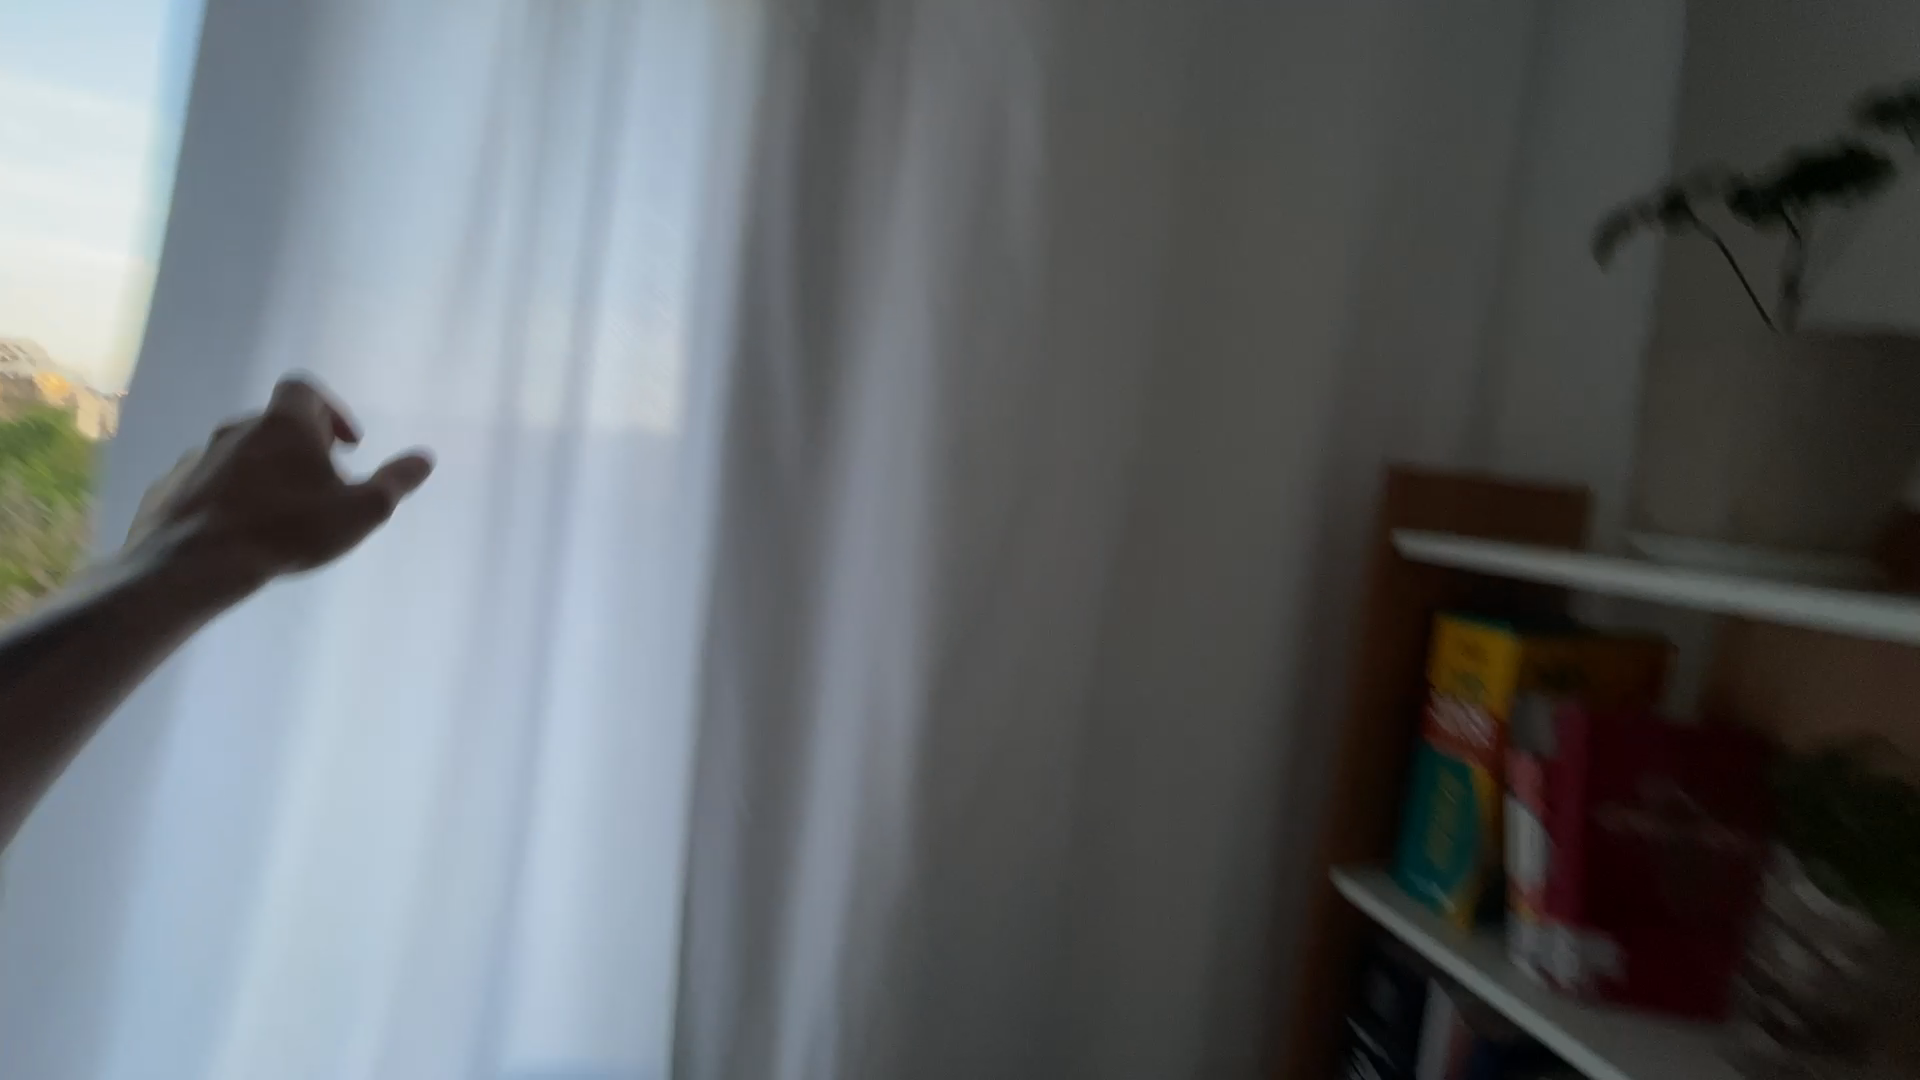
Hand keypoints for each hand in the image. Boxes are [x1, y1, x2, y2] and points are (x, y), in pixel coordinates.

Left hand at [127, 375, 433, 599]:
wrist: (193, 564)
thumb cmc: (291, 528)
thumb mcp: (365, 509)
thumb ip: (397, 480)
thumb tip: (424, 457)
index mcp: (284, 427)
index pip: (304, 389)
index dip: (332, 410)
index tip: (348, 444)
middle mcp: (237, 431)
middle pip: (276, 421)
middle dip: (307, 444)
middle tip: (328, 481)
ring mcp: (197, 458)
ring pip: (244, 450)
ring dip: (271, 467)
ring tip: (289, 507)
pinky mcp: (171, 487)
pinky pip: (212, 477)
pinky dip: (236, 490)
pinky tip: (249, 525)